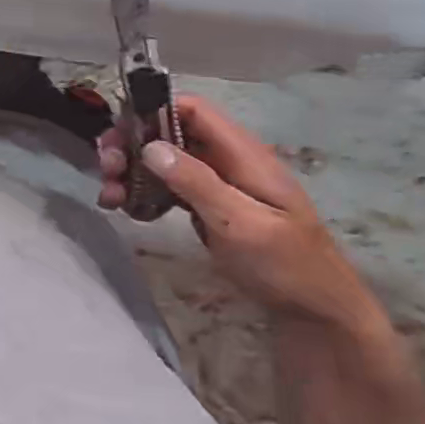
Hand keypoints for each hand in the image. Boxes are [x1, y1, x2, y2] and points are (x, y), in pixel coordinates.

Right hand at [98, 96, 384, 331]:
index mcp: (242, 154)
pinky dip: (140, 192)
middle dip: (130, 145)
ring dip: (129, 171)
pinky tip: (126, 209)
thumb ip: (197, 183)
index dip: (152, 111)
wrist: (318, 314)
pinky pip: (163, 185)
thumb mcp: (242, 225)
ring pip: (159, 159)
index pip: (191, 110)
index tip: (121, 135)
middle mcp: (225, 160)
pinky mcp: (205, 203)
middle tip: (106, 168)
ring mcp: (214, 182)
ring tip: (110, 195)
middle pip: (166, 132)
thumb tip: (150, 146)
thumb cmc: (287, 266)